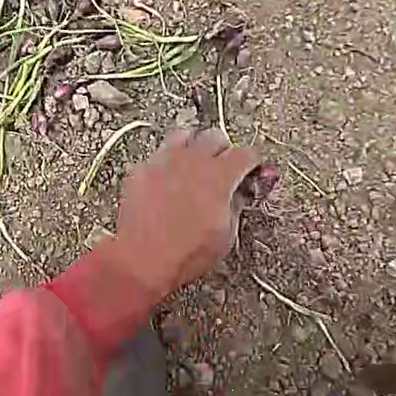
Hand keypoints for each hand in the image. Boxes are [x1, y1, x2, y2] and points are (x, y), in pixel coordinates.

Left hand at [98, 128, 260, 302]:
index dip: (253, 162)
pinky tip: (170, 178)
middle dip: (225, 150)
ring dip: (195, 146)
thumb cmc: (186, 253)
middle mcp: (193, 161)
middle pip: (216, 136)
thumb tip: (239, 193)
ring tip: (196, 164)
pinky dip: (168, 161)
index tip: (252, 170)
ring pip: (185, 135)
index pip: (246, 154)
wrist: (142, 261)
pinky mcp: (142, 170)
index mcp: (219, 176)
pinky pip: (159, 154)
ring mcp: (164, 162)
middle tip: (225, 167)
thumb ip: (236, 205)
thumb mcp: (226, 235)